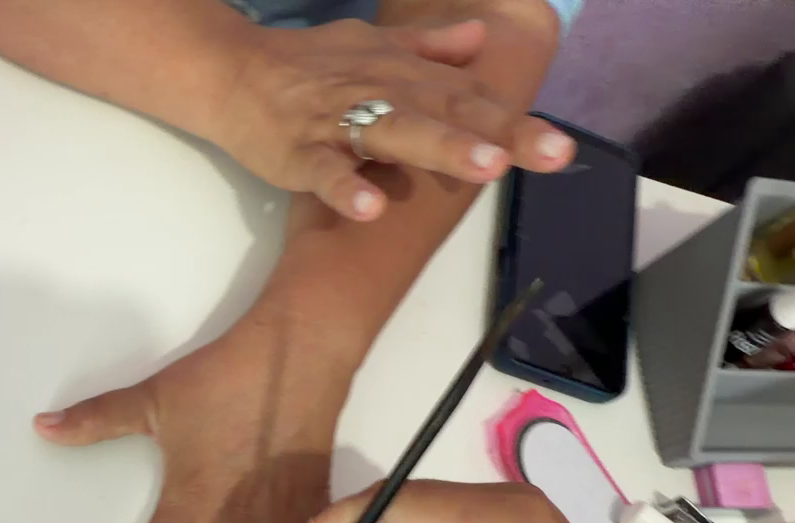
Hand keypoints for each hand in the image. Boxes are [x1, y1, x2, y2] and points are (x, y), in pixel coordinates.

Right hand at [217, 12, 570, 220]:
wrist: (236, 73)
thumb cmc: (307, 68)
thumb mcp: (371, 49)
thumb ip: (425, 51)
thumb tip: (477, 43)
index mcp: (400, 76)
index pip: (465, 98)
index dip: (513, 120)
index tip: (558, 148)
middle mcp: (379, 93)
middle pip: (445, 112)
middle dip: (497, 132)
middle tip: (550, 155)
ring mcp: (337, 122)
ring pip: (394, 132)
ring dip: (440, 146)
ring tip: (486, 168)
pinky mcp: (298, 151)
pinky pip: (324, 170)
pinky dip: (345, 187)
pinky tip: (371, 208)